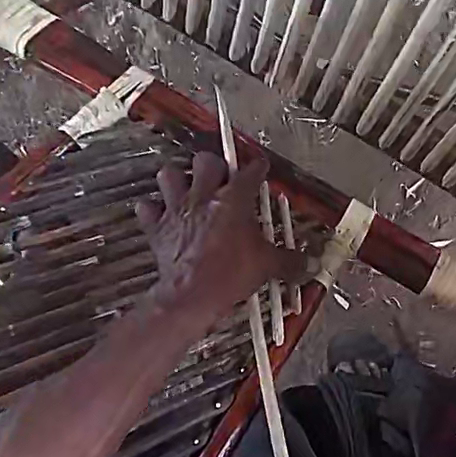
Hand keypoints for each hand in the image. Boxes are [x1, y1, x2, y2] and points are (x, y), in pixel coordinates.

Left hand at [135, 151, 309, 327]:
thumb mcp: (267, 266)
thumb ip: (289, 261)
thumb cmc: (230, 275)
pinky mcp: (157, 227)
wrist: (192, 295)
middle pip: (206, 161)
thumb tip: (308, 264)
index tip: (260, 168)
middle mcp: (203, 197)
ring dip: (177, 179)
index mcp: (234, 199)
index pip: (250, 171)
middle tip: (220, 179)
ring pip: (169, 175)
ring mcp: (177, 210)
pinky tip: (160, 214)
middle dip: (214, 166)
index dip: (257, 167)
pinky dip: (152, 210)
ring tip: (186, 188)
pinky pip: (146, 208)